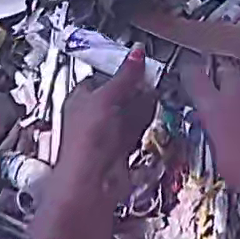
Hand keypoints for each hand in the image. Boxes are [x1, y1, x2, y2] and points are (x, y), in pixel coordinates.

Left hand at [33, 46, 156, 238]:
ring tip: (159, 86)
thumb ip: (125, 75)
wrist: (92, 187)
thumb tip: (137, 52)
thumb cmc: (88, 139)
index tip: (138, 60)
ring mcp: (106, 135)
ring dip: (143, 101)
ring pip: (127, 112)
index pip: (101, 77)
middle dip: (134, 85)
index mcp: (80, 99)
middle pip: (116, 94)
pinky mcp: (120, 152)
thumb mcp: (106, 97)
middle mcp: (92, 116)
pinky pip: (135, 129)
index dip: (118, 69)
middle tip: (153, 72)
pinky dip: (145, 119)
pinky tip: (155, 109)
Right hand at [181, 59, 239, 208]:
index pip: (194, 76)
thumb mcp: (223, 159)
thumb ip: (215, 130)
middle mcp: (236, 89)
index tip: (194, 76)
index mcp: (215, 108)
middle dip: (227, 85)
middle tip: (232, 106)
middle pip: (225, 73)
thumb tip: (215, 122)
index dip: (193, 75)